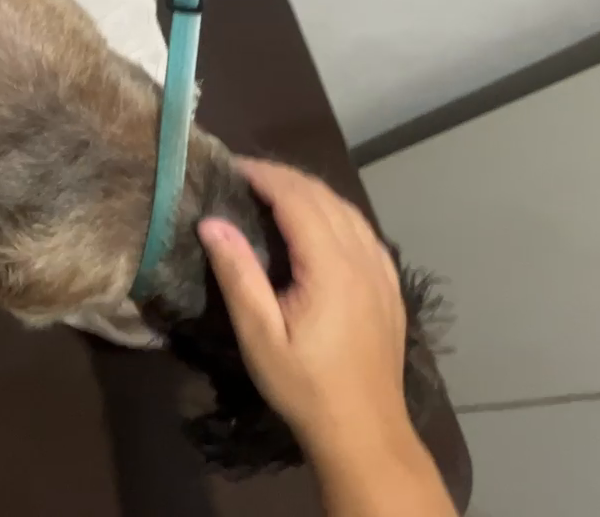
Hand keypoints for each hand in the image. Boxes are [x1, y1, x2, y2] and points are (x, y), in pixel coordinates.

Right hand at [199, 158, 411, 461]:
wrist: (364, 433)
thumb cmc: (304, 383)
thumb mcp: (258, 334)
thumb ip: (237, 274)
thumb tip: (211, 221)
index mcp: (332, 269)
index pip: (298, 200)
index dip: (264, 175)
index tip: (229, 166)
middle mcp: (362, 262)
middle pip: (323, 197)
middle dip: (282, 176)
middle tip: (240, 173)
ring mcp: (381, 274)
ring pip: (347, 209)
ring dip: (307, 189)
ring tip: (269, 186)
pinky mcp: (388, 288)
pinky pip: (362, 230)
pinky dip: (333, 210)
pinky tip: (314, 217)